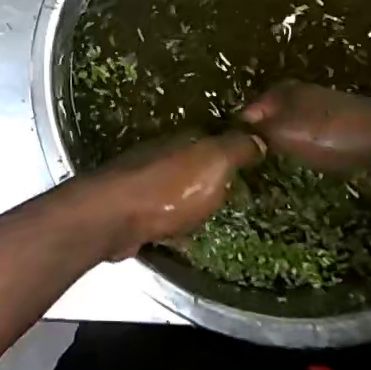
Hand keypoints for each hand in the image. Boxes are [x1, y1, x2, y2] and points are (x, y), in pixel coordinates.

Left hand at [70, 132, 264, 260]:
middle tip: (238, 192)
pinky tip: (183, 233)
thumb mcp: (213, 163)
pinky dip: (174, 219)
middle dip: (212, 174)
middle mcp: (161, 154)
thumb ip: (235, 148)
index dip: (234, 147)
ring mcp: (143, 180)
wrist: (113, 216)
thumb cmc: (168, 189)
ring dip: (192, 197)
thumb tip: (257, 136)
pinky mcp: (132, 207)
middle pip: (193, 161)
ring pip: (176, 186)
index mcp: (183, 140)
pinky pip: (162, 211)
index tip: (253, 160)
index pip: (214, 136)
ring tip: (215, 214)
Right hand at [241, 82, 370, 174]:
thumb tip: (236, 137)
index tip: (235, 157)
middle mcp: (302, 94)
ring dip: (287, 146)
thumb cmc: (329, 135)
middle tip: (256, 165)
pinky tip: (311, 165)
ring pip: (294, 128)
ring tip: (280, 167)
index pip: (247, 111)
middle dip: (263, 139)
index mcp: (282, 90)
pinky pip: (316, 138)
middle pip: (271, 118)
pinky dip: (309, 150)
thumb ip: (257, 134)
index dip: (240, 133)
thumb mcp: (282, 134)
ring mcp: (326, 110)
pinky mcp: (346, 127)